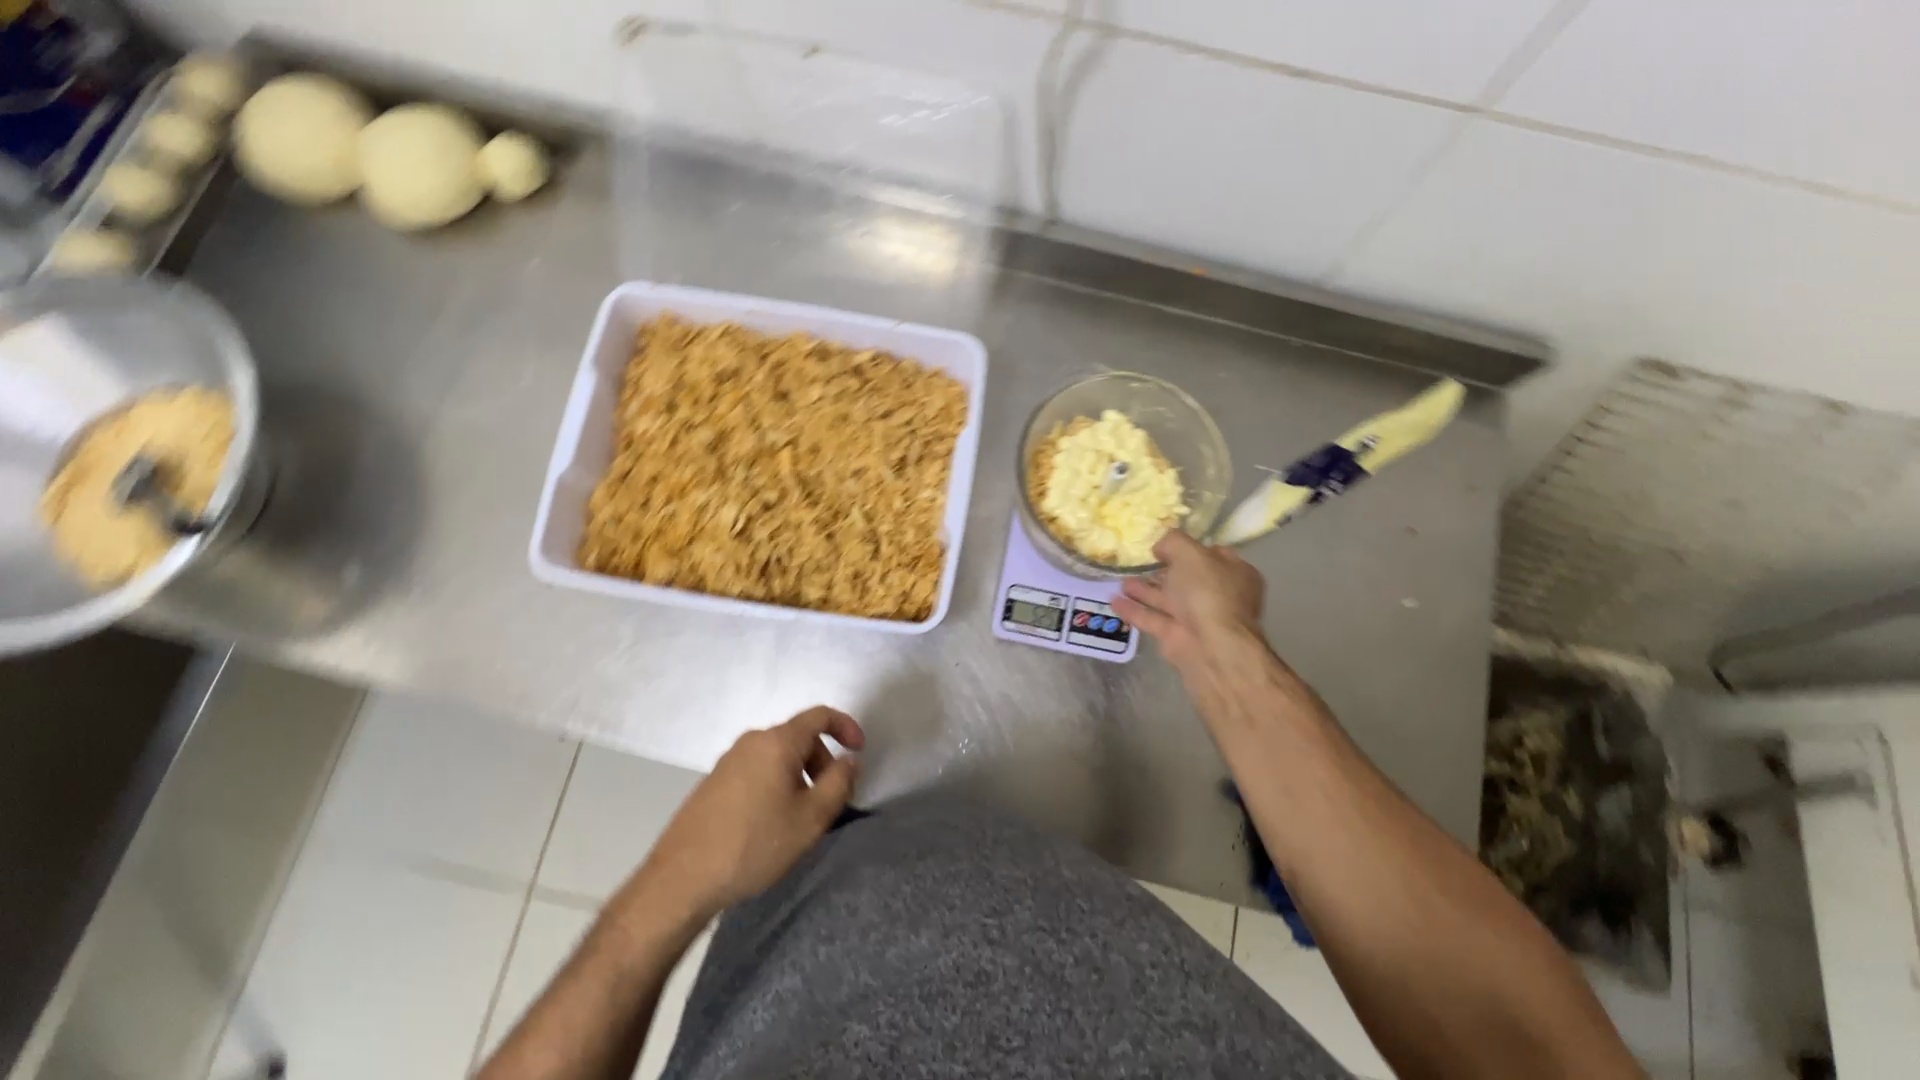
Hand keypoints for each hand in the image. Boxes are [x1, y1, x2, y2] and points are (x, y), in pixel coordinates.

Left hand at [628, 706, 864, 920]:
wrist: (684, 877)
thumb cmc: (756, 844)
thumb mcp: (811, 818)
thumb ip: (839, 783)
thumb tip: (849, 761)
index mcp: (777, 742)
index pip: (820, 716)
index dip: (846, 727)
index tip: (860, 752)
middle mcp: (751, 742)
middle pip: (798, 737)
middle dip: (822, 761)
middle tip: (830, 800)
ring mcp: (728, 761)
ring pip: (777, 756)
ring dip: (799, 776)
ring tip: (800, 818)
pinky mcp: (714, 782)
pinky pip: (757, 770)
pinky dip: (776, 784)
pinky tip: (770, 824)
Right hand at [1113, 530, 1265, 673]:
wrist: (1212, 648)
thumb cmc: (1207, 593)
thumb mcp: (1190, 554)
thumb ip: (1173, 542)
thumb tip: (1160, 546)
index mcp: (1233, 573)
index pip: (1212, 554)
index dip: (1188, 548)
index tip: (1165, 544)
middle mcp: (1218, 595)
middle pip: (1187, 578)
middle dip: (1163, 570)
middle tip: (1140, 562)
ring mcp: (1198, 618)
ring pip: (1167, 600)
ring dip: (1144, 590)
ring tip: (1121, 580)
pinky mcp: (1178, 637)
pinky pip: (1153, 619)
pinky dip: (1134, 610)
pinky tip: (1114, 601)